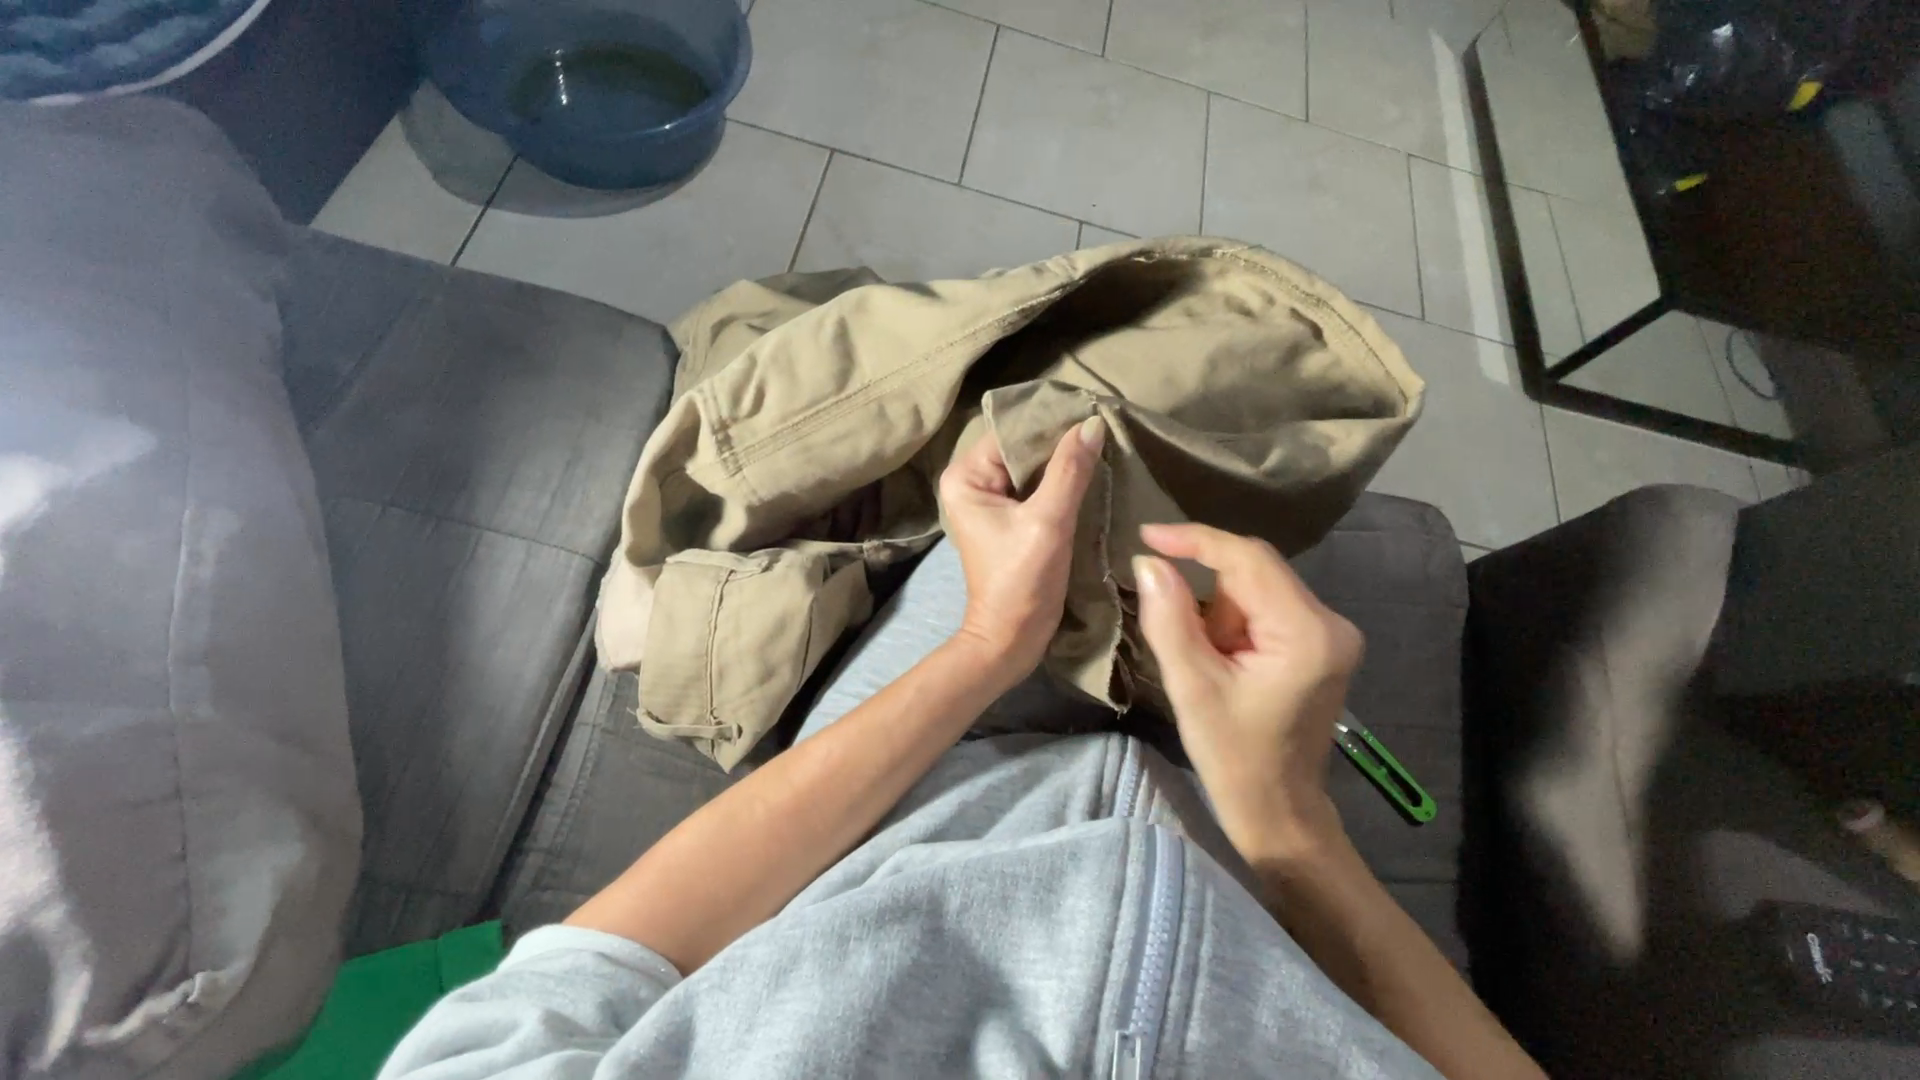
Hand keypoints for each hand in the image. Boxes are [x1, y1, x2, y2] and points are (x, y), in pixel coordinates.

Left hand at [939, 417, 1105, 676]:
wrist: (1011, 639)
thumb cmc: (1021, 581)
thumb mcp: (1048, 522)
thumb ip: (1070, 471)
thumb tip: (1092, 423)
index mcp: (965, 477)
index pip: (1011, 432)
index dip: (1050, 423)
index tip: (1093, 415)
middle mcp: (971, 482)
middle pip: (1022, 448)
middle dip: (1061, 443)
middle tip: (1106, 431)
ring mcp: (991, 502)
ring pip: (1034, 468)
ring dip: (1066, 464)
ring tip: (1106, 450)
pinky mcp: (1010, 519)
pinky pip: (1038, 489)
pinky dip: (1063, 485)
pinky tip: (1094, 477)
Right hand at [1131, 523, 1363, 861]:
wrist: (1277, 808)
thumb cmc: (1233, 757)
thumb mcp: (1191, 687)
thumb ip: (1169, 618)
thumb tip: (1149, 562)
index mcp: (1306, 633)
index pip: (1248, 559)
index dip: (1195, 539)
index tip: (1147, 534)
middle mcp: (1331, 622)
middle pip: (1255, 571)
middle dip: (1208, 595)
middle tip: (1183, 639)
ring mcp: (1331, 632)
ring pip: (1256, 588)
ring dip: (1220, 614)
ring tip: (1211, 666)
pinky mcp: (1322, 642)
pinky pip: (1266, 607)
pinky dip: (1234, 624)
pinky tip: (1227, 663)